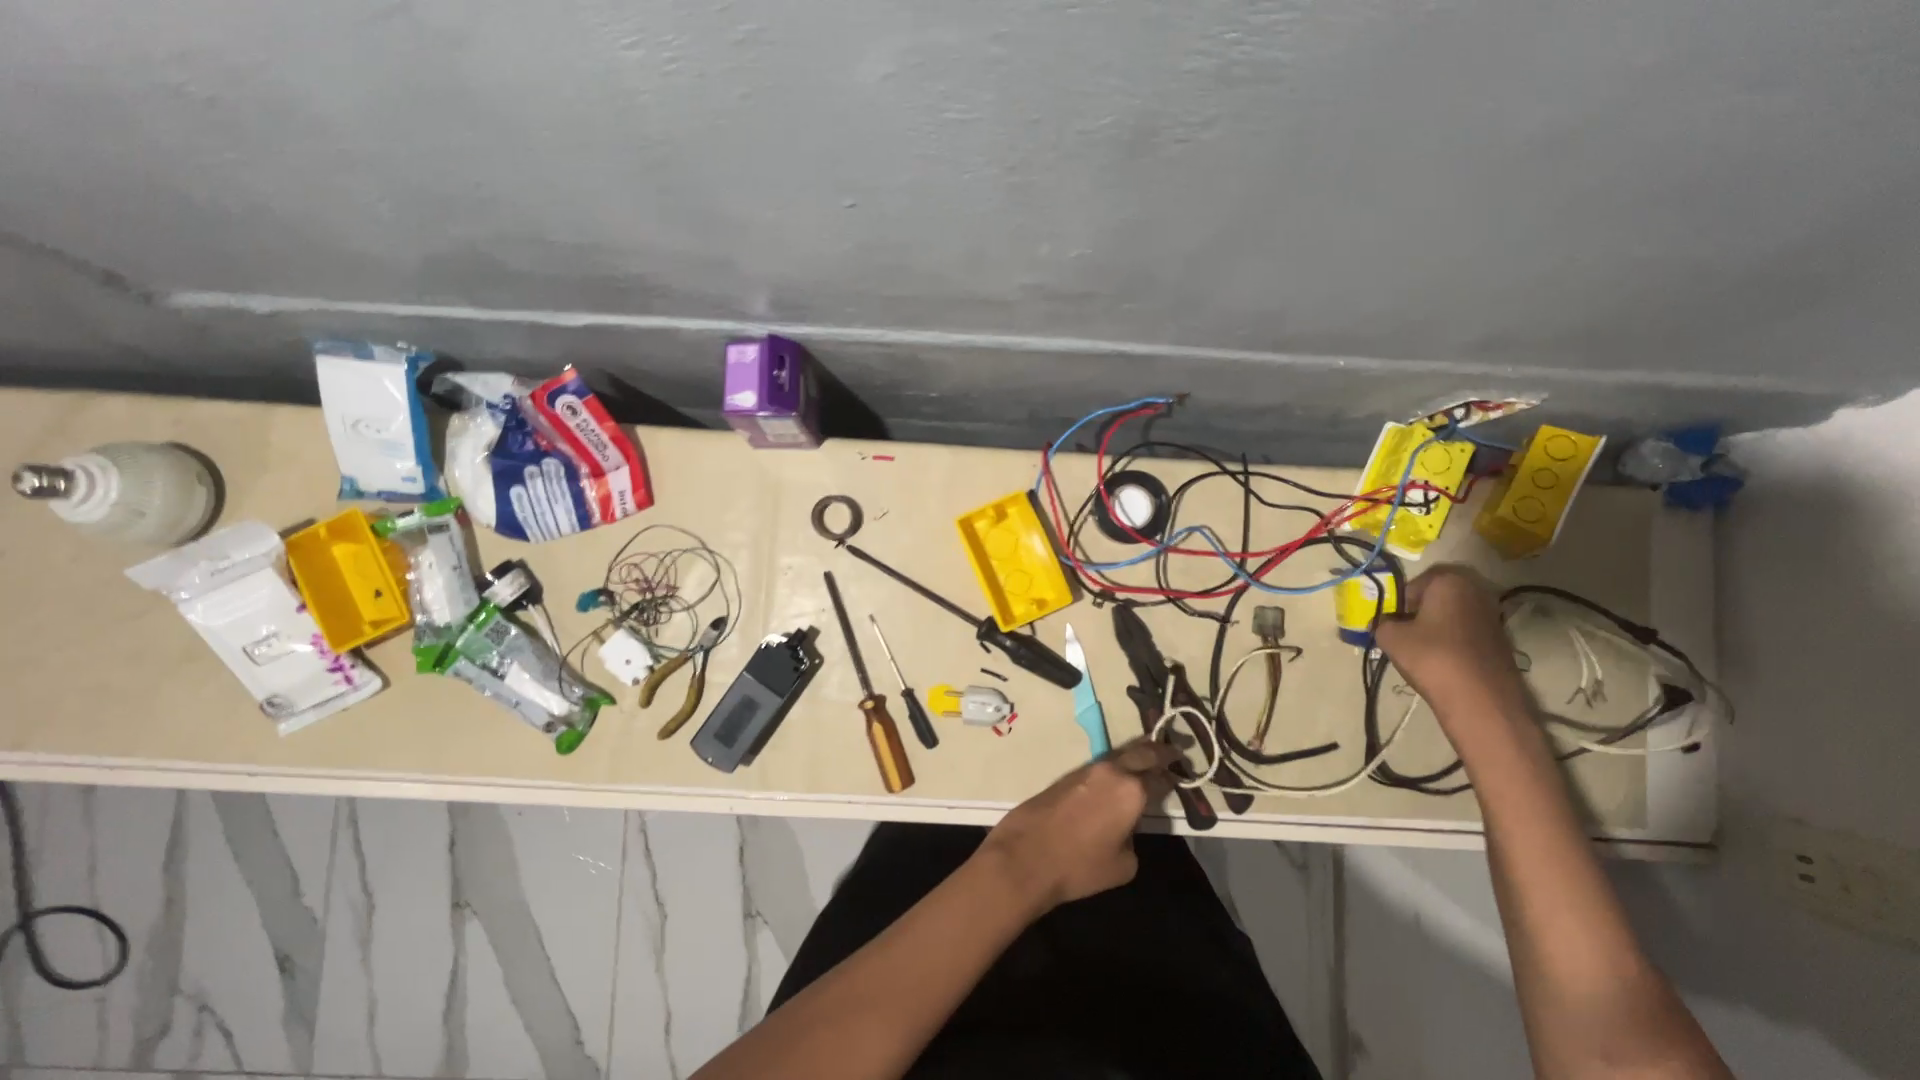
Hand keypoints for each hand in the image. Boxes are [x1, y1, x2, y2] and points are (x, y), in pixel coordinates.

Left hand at [976, 739, 1179, 912]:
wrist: (1024, 858)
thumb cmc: (1079, 866)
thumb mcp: (1124, 864)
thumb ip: (1133, 838)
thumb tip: (1125, 827)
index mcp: (1131, 790)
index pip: (1161, 777)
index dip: (1174, 776)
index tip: (1184, 773)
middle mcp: (1111, 772)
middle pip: (1141, 752)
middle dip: (1159, 751)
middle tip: (1174, 752)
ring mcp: (1085, 771)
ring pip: (1118, 756)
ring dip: (1134, 757)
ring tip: (1146, 763)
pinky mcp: (1064, 777)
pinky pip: (1098, 768)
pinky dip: (1112, 769)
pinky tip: (1115, 780)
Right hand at [1374, 565, 1529, 729]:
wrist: (1480, 697)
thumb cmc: (1432, 657)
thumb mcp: (1391, 638)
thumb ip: (1381, 624)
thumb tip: (1383, 623)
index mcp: (1449, 580)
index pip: (1415, 584)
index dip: (1399, 603)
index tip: (1392, 622)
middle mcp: (1476, 589)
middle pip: (1439, 595)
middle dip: (1421, 610)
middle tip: (1407, 631)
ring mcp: (1493, 613)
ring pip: (1455, 612)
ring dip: (1439, 624)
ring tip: (1424, 647)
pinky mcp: (1501, 637)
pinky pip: (1469, 629)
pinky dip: (1455, 638)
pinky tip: (1445, 658)